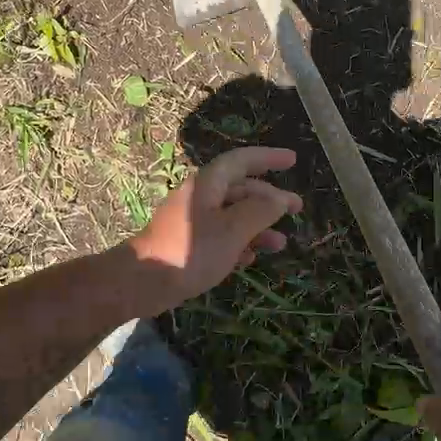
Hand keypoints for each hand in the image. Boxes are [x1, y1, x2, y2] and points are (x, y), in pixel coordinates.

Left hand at [126, 147, 302, 314]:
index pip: (242, 161)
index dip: (268, 158)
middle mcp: (200, 198)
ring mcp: (192, 222)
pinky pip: (220, 237)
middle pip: (240, 189)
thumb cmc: (190, 250)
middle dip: (270, 198)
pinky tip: (250, 258)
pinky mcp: (187, 245)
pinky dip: (238, 244)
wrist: (142, 281)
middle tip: (298, 208)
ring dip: (258, 227)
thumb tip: (279, 199)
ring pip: (232, 216)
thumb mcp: (233, 229)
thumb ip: (260, 211)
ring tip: (280, 244)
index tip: (292, 160)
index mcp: (208, 184)